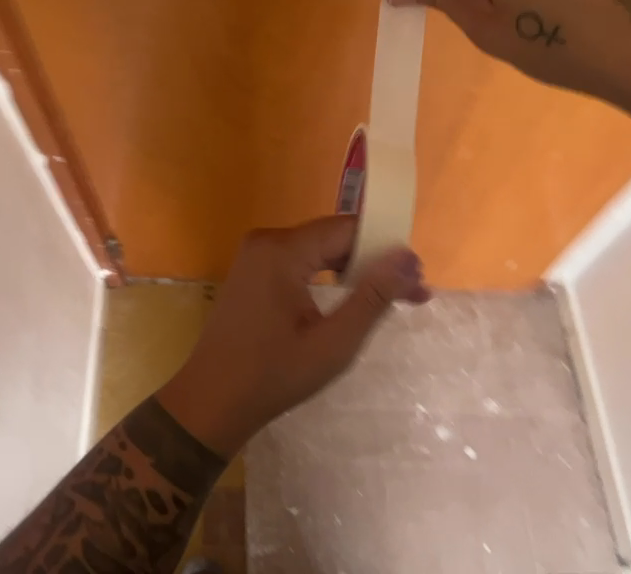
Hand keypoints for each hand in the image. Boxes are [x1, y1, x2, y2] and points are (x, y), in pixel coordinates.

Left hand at [156, 217, 430, 454]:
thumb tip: (408, 259)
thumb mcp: (334, 342)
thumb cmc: (274, 375)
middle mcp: (266, 240)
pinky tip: (350, 299)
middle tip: (412, 294)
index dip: (386, 248)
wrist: (212, 400)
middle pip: (332, 237)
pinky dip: (327, 277)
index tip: (418, 278)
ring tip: (390, 299)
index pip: (347, 229)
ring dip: (352, 271)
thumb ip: (373, 297)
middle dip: (374, 262)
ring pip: (317, 249)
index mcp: (282, 250)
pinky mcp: (252, 271)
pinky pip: (299, 261)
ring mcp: (255, 255)